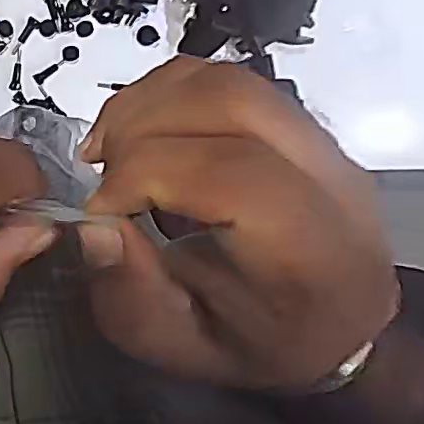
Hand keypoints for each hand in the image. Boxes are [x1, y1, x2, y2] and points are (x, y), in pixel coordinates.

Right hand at [75, 58, 396, 390]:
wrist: (329, 328)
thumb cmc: (254, 341)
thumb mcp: (179, 345)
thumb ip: (131, 295)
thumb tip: (93, 227)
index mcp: (307, 249)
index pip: (230, 172)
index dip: (145, 174)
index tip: (101, 209)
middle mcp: (329, 180)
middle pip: (229, 103)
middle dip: (138, 127)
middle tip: (100, 169)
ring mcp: (319, 142)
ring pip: (224, 80)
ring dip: (146, 103)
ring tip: (111, 148)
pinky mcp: (297, 123)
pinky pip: (223, 78)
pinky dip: (163, 92)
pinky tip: (137, 129)